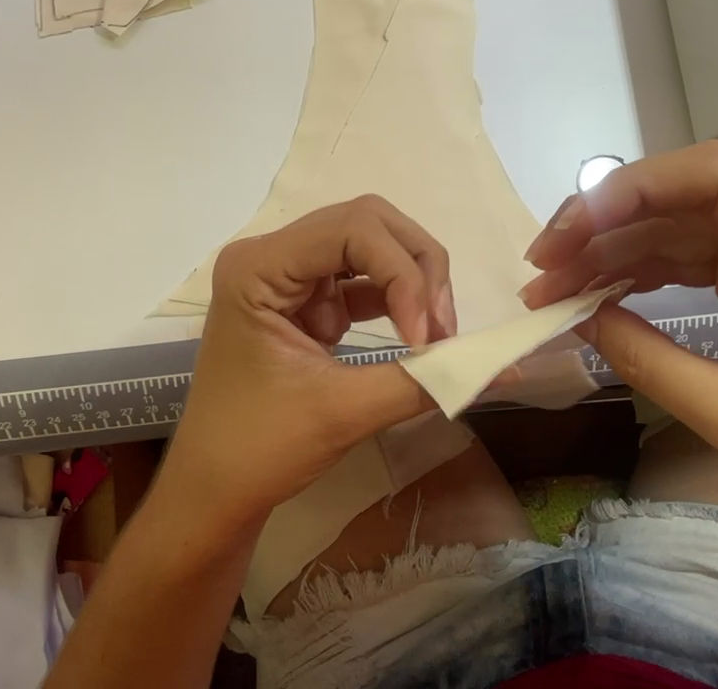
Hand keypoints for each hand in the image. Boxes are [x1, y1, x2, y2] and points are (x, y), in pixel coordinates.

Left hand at [159, 197, 448, 524]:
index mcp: (258, 267)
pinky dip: (396, 300)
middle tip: (440, 328)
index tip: (425, 339)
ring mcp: (287, 272)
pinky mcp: (305, 296)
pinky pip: (363, 277)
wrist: (214, 493)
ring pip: (371, 243)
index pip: (353, 228)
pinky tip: (415, 336)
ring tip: (433, 336)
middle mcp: (270, 254)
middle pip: (367, 223)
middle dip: (415, 268)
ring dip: (412, 283)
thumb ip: (424, 382)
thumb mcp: (344, 412)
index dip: (403, 273)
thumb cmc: (259, 451)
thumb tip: (503, 368)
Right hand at [520, 141, 717, 541]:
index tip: (572, 233)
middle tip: (542, 265)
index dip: (633, 189)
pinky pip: (692, 255)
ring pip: (680, 223)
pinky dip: (640, 270)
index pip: (715, 179)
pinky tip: (597, 292)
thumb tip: (584, 318)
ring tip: (554, 286)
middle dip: (606, 221)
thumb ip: (657, 365)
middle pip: (685, 194)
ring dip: (613, 248)